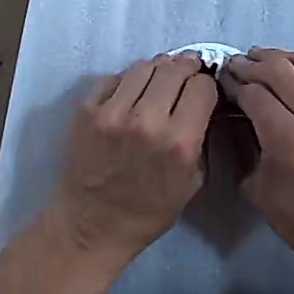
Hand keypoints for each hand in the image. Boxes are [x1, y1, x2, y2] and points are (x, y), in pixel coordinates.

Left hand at [44, 54, 217, 268]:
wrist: (91, 226)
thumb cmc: (149, 210)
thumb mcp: (194, 180)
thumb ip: (202, 135)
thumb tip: (205, 99)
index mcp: (179, 142)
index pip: (202, 86)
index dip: (206, 85)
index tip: (203, 90)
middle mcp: (147, 121)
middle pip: (175, 69)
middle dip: (186, 69)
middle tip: (187, 72)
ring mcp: (113, 113)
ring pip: (145, 66)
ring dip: (159, 68)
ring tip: (162, 76)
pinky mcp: (87, 110)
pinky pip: (115, 77)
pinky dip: (130, 79)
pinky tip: (134, 90)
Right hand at [224, 49, 293, 293]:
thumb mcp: (260, 193)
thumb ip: (246, 149)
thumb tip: (235, 118)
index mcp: (289, 142)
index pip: (254, 94)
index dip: (234, 83)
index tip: (223, 79)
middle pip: (278, 69)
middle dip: (251, 63)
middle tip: (236, 63)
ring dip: (278, 57)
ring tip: (260, 56)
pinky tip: (291, 75)